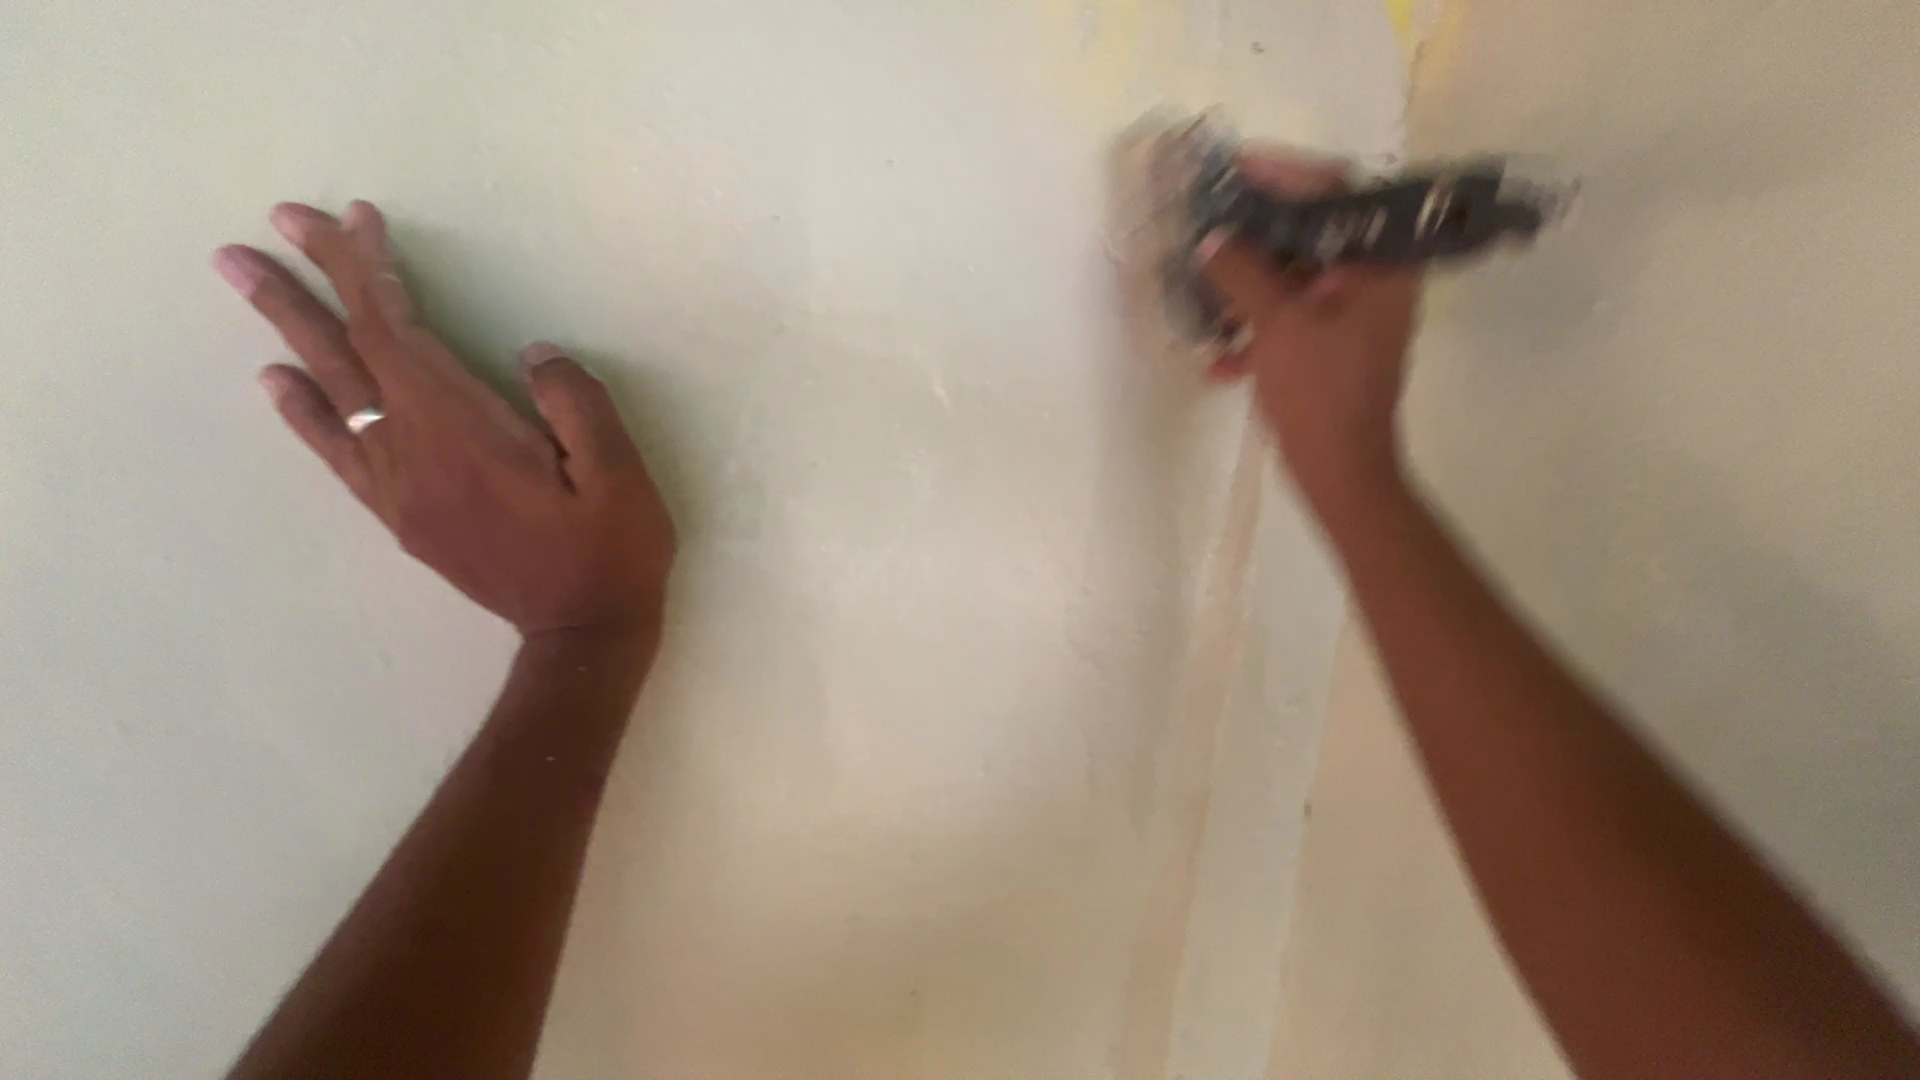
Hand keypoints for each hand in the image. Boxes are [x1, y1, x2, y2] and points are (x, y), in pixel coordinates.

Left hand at [214, 202, 674, 640]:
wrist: (585, 631)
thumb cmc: (613, 551)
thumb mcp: (621, 473)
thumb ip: (576, 404)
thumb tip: (532, 355)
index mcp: (467, 435)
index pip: (398, 335)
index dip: (370, 273)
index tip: (353, 219)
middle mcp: (415, 456)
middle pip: (349, 357)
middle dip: (307, 288)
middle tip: (259, 232)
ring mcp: (401, 491)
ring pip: (334, 398)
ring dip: (290, 335)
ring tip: (247, 280)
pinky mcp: (405, 518)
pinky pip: (338, 454)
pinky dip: (304, 412)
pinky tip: (279, 384)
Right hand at [1196, 151, 1423, 506]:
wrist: (1339, 470)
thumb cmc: (1319, 393)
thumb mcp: (1277, 327)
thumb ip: (1242, 275)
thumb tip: (1212, 239)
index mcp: (1380, 263)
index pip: (1336, 193)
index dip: (1284, 176)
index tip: (1236, 170)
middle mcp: (1374, 279)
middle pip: (1310, 235)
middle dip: (1254, 236)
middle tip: (1209, 225)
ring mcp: (1352, 315)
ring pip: (1293, 280)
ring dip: (1247, 288)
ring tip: (1202, 293)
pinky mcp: (1330, 346)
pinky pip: (1288, 320)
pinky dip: (1255, 332)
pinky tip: (1219, 361)